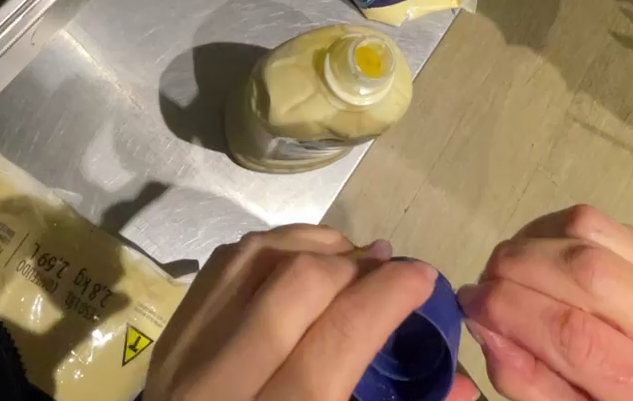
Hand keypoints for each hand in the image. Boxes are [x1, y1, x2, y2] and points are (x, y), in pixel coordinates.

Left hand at [147, 225, 478, 400]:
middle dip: (352, 265)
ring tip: (349, 254)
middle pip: (294, 287)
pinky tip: (299, 256)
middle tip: (385, 267)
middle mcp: (219, 388)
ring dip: (312, 245)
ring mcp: (183, 358)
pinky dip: (269, 247)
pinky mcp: (169, 340)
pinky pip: (224, 264)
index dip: (386, 297)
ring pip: (254, 260)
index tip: (421, 275)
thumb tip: (463, 383)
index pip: (336, 341)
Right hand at [459, 206, 632, 400]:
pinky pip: (598, 220)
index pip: (577, 335)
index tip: (471, 304)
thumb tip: (483, 321)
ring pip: (590, 230)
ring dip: (532, 242)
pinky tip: (539, 255)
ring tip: (509, 269)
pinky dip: (552, 229)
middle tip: (485, 282)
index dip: (512, 311)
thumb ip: (528, 381)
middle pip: (587, 270)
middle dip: (518, 267)